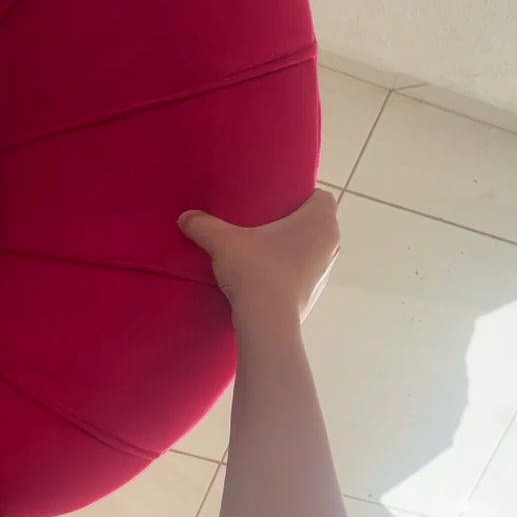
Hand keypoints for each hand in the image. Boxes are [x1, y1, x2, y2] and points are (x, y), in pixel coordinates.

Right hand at [179, 189, 339, 326]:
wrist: (267, 320)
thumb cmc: (256, 272)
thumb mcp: (223, 243)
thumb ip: (203, 226)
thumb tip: (185, 217)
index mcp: (319, 221)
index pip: (321, 196)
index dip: (300, 197)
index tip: (274, 204)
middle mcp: (331, 242)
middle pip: (315, 223)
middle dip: (291, 223)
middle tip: (261, 227)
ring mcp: (326, 269)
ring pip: (311, 249)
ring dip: (291, 248)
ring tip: (262, 253)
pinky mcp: (315, 291)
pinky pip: (304, 272)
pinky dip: (288, 271)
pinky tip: (264, 277)